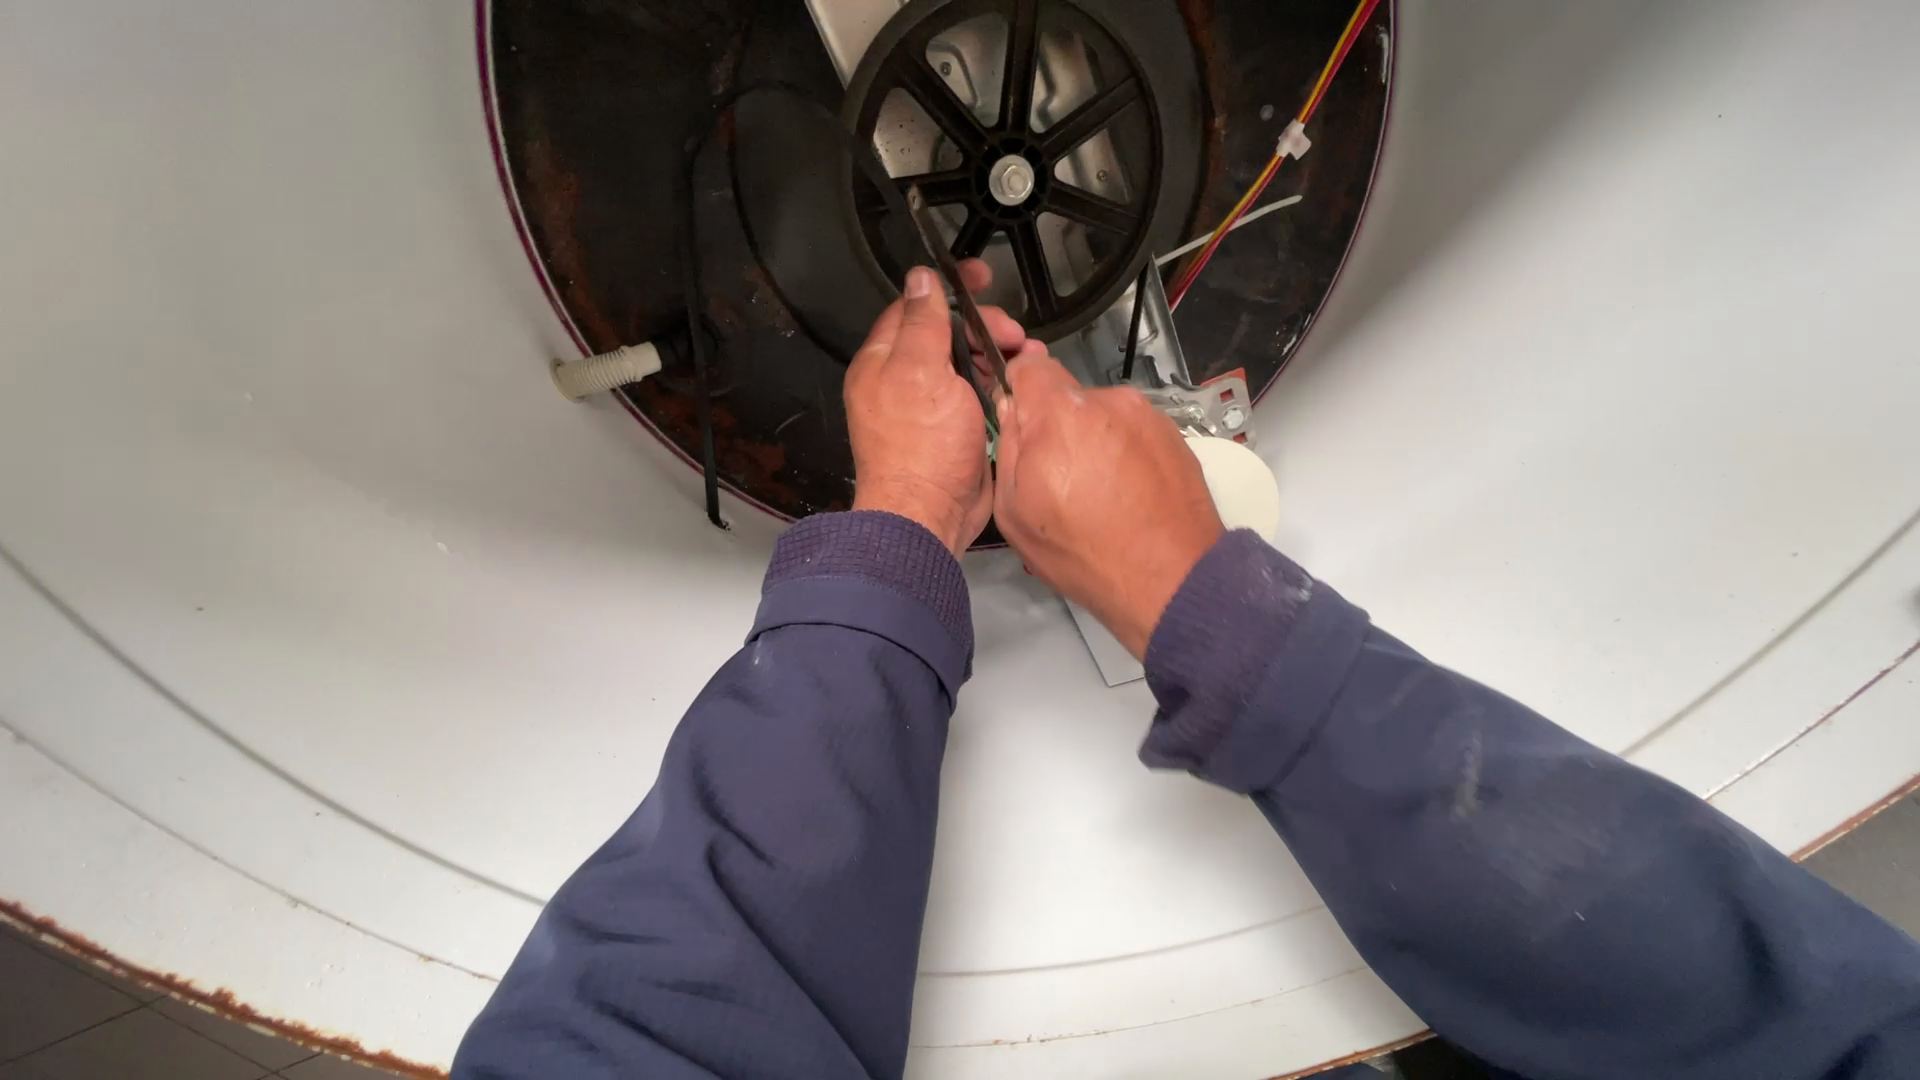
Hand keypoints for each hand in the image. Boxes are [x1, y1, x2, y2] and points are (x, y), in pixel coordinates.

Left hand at [846, 261, 1033, 554]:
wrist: (930, 515)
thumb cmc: (918, 448)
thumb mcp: (920, 371)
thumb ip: (922, 322)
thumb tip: (920, 278)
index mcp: (884, 362)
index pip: (914, 307)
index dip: (949, 288)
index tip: (981, 276)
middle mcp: (903, 381)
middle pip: (946, 335)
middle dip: (983, 327)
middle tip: (1012, 333)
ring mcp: (930, 407)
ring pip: (967, 364)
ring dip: (997, 354)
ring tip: (1025, 354)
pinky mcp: (954, 430)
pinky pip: (978, 395)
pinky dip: (1000, 384)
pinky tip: (1021, 380)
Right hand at [993, 352, 1222, 658]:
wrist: (1170, 579)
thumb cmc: (1083, 553)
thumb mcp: (1014, 511)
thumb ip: (1007, 449)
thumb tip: (1013, 414)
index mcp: (1061, 413)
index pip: (1029, 366)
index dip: (1018, 389)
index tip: (1020, 422)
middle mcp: (1108, 401)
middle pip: (1068, 397)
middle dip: (1057, 428)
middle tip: (1060, 479)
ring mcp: (1148, 416)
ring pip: (1102, 417)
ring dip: (1093, 443)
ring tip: (1099, 495)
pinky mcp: (1176, 436)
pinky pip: (1133, 434)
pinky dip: (1124, 456)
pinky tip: (1128, 496)